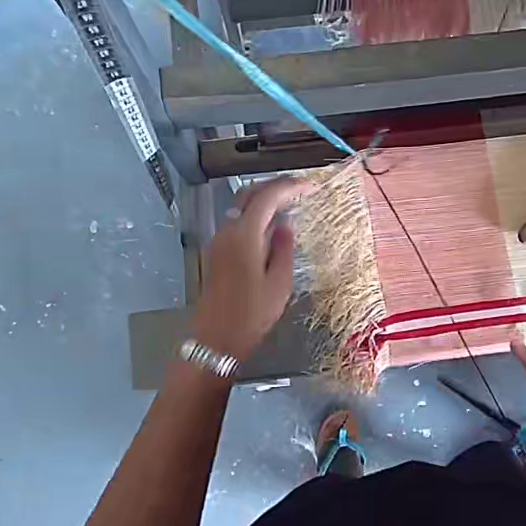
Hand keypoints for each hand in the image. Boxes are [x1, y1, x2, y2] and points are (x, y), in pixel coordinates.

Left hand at [188, 178, 306, 360]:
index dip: (289, 186)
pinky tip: (269, 229)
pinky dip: (254, 218)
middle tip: (298, 189)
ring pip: (240, 208)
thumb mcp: (279, 283)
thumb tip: (285, 225)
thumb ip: (283, 248)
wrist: (215, 339)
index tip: (310, 185)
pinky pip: (236, 225)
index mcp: (244, 235)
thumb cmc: (251, 314)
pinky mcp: (216, 254)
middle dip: (273, 187)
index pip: (267, 197)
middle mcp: (227, 232)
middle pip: (248, 195)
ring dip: (263, 202)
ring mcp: (218, 242)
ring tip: (287, 206)